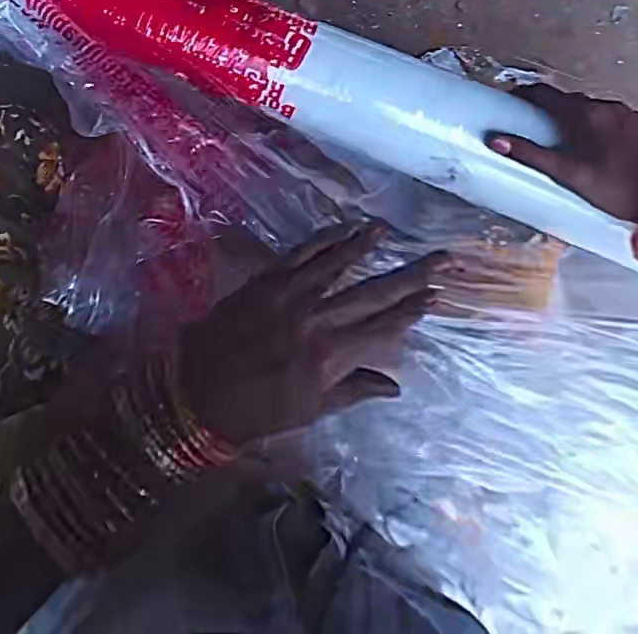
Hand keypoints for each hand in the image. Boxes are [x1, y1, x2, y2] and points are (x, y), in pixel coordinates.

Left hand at [177, 223, 444, 443]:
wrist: (197, 389)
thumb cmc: (258, 409)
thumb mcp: (310, 409)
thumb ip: (355, 390)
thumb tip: (395, 385)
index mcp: (330, 357)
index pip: (384, 329)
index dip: (413, 311)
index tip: (437, 295)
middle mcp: (317, 320)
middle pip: (374, 293)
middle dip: (411, 274)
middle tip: (440, 257)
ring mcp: (292, 295)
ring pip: (339, 263)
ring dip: (366, 245)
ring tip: (389, 230)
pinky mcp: (269, 279)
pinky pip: (303, 253)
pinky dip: (326, 239)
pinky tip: (344, 228)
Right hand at [487, 86, 637, 222]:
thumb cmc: (618, 187)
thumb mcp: (569, 174)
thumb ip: (532, 155)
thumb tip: (496, 139)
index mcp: (584, 114)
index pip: (546, 93)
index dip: (526, 94)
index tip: (513, 99)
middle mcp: (609, 106)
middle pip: (573, 101)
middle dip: (555, 109)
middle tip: (541, 125)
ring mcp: (635, 115)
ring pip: (599, 110)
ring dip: (584, 119)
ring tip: (577, 140)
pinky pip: (623, 120)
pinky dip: (609, 128)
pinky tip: (610, 148)